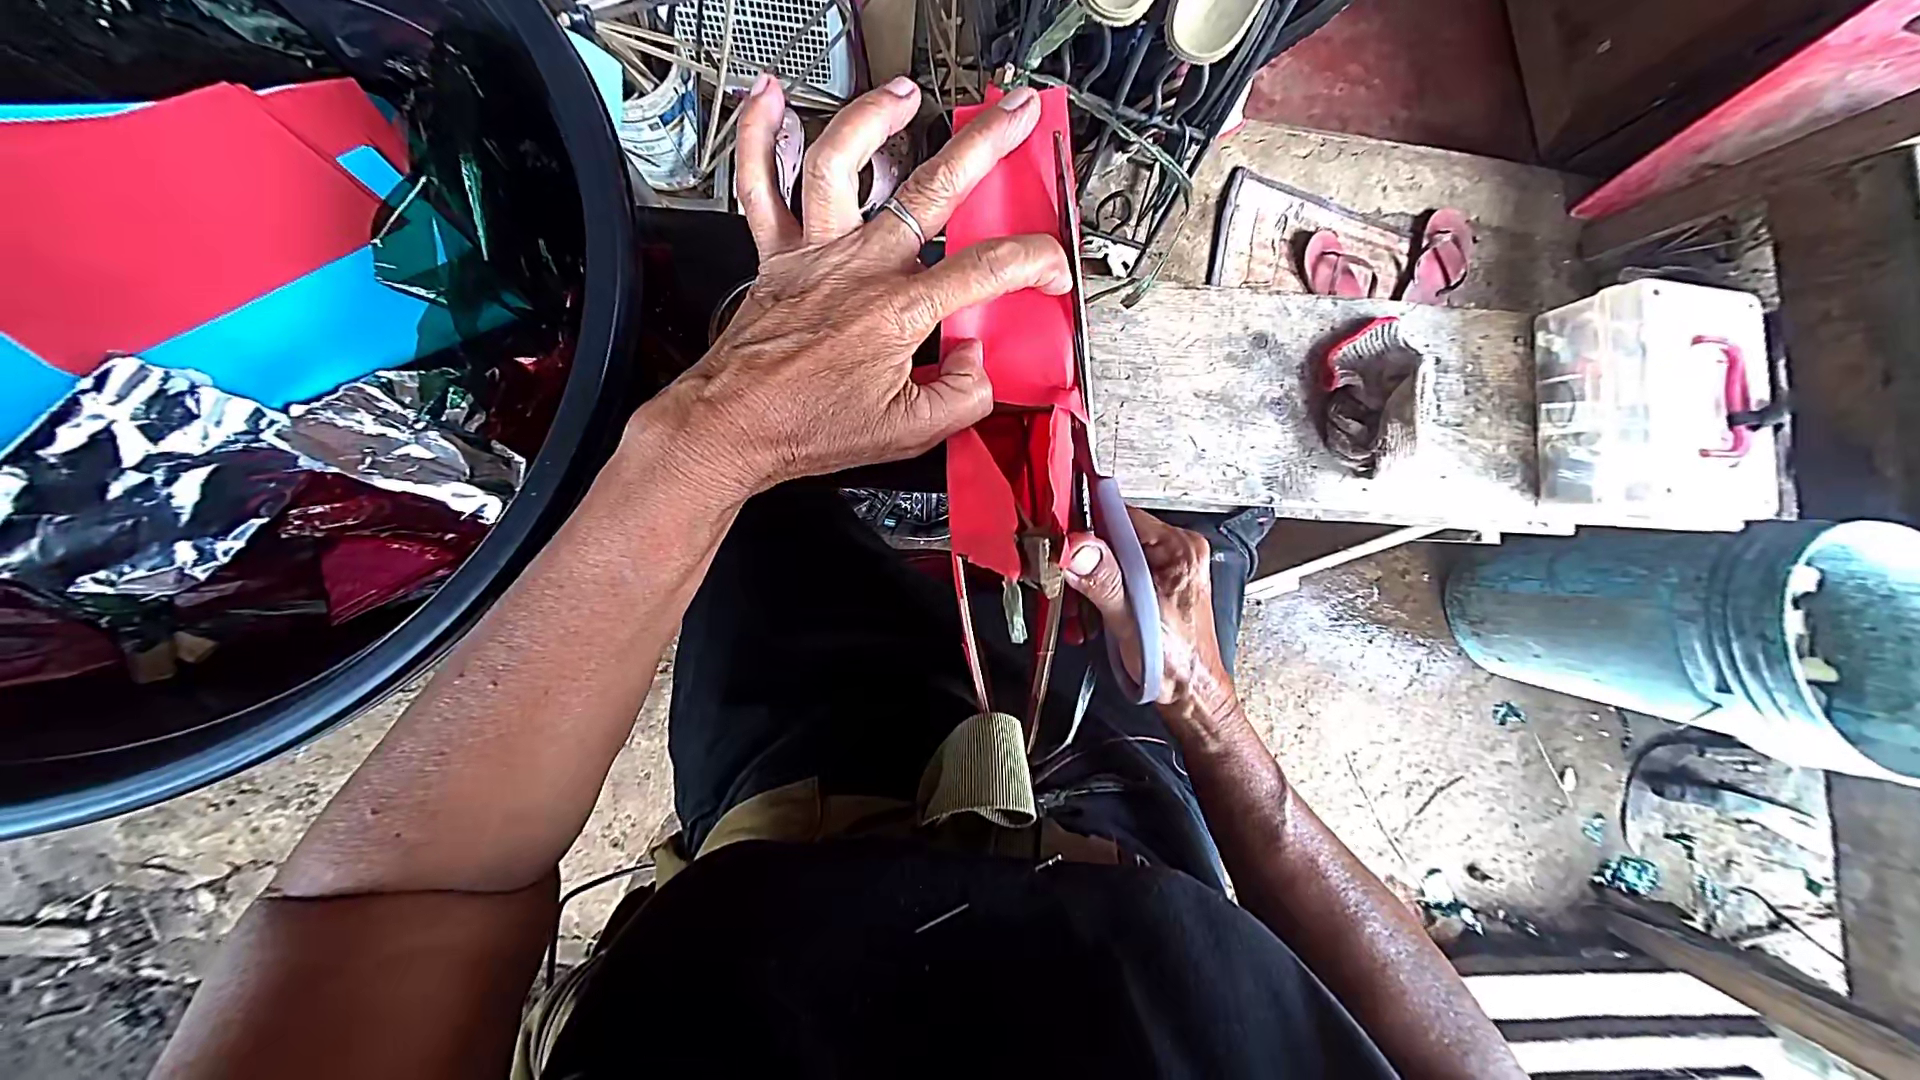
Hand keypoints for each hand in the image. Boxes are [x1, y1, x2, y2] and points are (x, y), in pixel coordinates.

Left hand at [660, 76, 1070, 496]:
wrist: (735, 427)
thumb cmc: (808, 426)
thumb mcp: (909, 431)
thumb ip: (963, 396)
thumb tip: (975, 360)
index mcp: (899, 311)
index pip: (986, 269)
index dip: (1033, 262)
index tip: (1049, 270)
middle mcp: (858, 268)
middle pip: (932, 188)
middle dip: (986, 144)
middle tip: (1015, 116)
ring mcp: (814, 254)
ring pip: (844, 161)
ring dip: (877, 117)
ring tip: (903, 94)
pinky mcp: (777, 258)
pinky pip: (760, 184)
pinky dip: (761, 136)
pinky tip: (771, 101)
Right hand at [1060, 509, 1240, 730]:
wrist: (1189, 695)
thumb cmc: (1176, 663)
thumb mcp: (1132, 619)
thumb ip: (1103, 579)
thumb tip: (1077, 546)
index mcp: (1178, 549)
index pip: (1118, 515)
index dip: (1083, 529)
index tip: (1059, 546)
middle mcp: (1173, 551)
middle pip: (1107, 539)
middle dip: (1080, 567)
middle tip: (1067, 593)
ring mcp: (1160, 568)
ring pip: (1104, 560)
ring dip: (1083, 587)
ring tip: (1078, 615)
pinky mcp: (1149, 584)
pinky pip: (1111, 576)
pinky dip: (1093, 596)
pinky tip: (1087, 619)